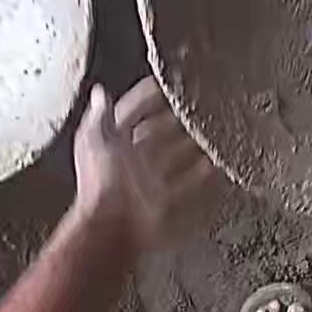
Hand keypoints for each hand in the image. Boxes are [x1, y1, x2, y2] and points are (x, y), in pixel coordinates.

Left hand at [72, 76, 217, 249]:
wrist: (113, 227)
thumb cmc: (101, 183)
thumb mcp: (95, 141)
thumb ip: (101, 117)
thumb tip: (101, 93)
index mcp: (112, 142)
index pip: (131, 112)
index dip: (147, 97)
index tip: (166, 84)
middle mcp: (131, 159)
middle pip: (156, 133)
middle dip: (176, 118)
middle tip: (198, 104)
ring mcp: (150, 180)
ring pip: (175, 155)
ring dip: (192, 143)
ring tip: (211, 128)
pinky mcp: (165, 199)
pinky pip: (188, 182)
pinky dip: (202, 172)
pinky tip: (215, 161)